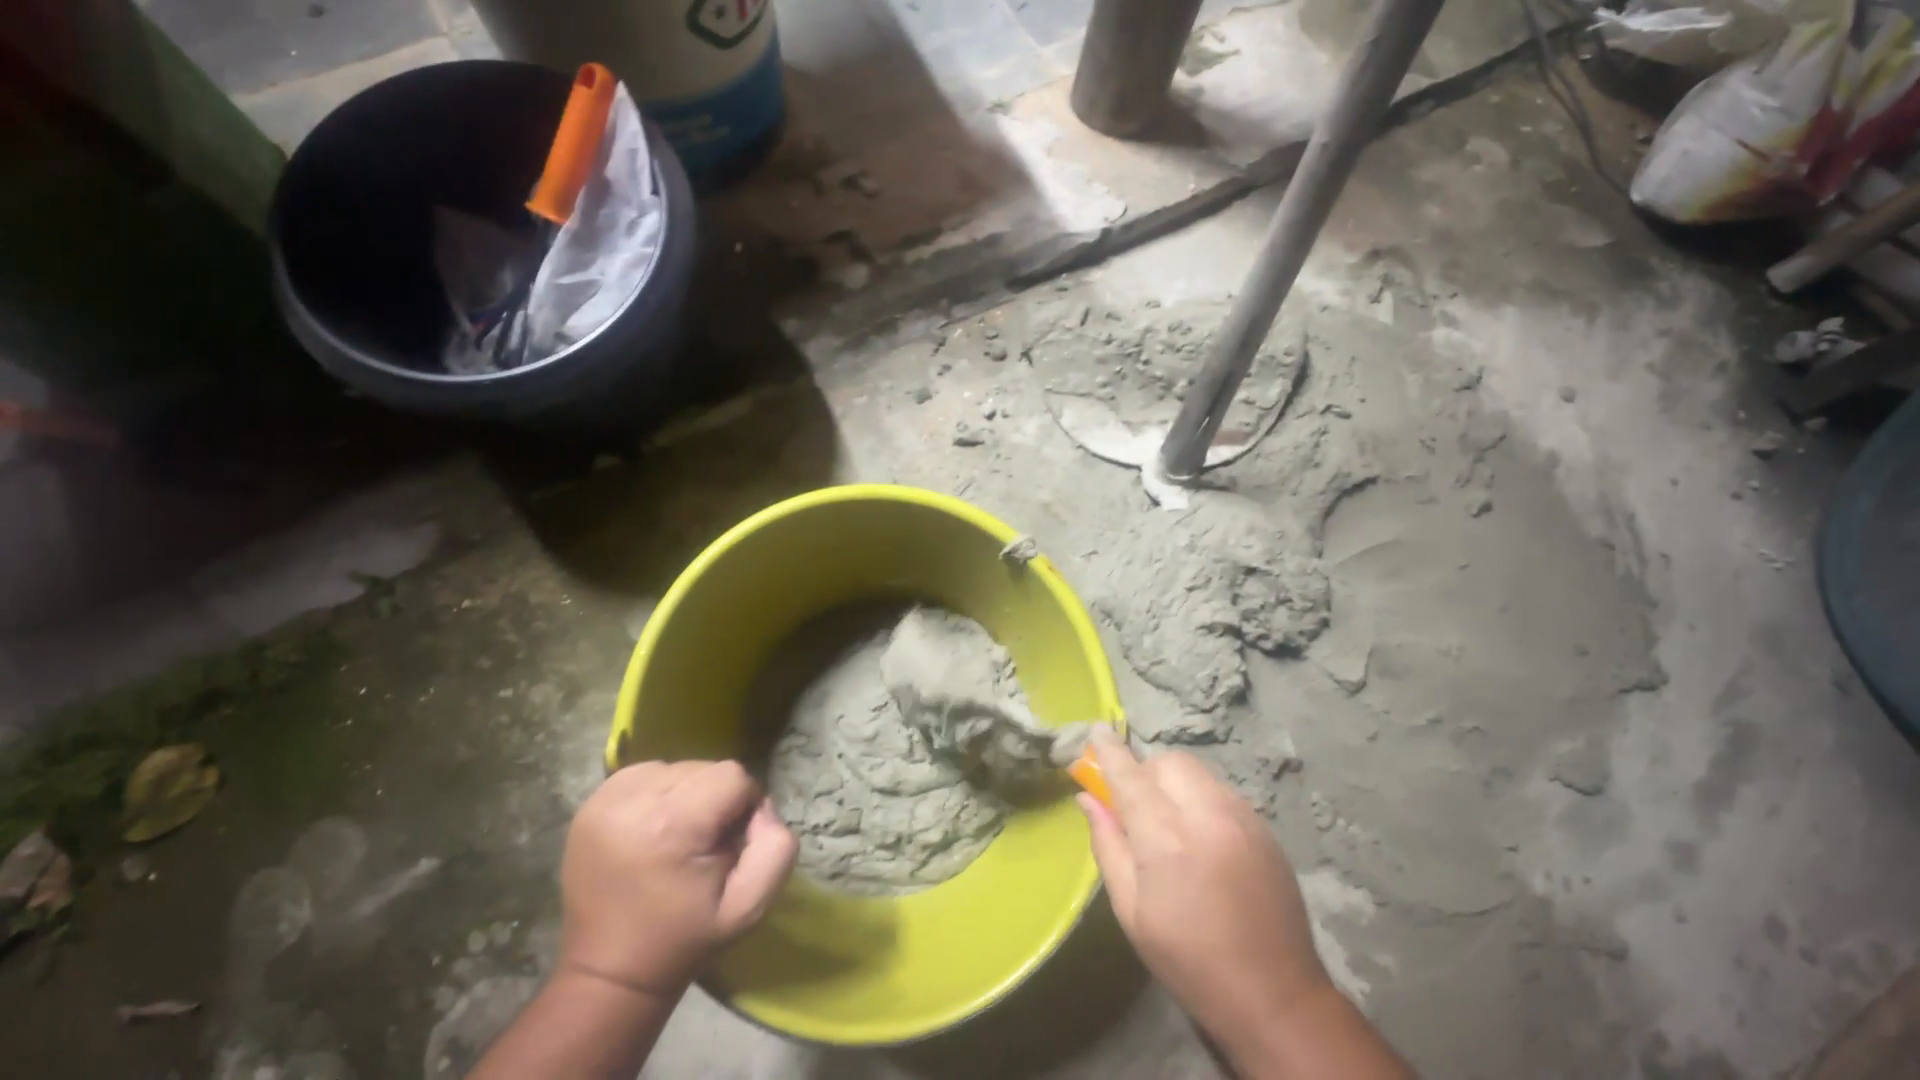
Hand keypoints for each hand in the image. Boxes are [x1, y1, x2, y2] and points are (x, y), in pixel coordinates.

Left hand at [559, 760, 796, 996]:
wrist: (610, 971)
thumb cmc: (684, 938)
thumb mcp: (750, 905)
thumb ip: (776, 847)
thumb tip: (760, 807)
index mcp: (671, 824)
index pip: (732, 775)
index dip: (744, 807)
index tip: (729, 846)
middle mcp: (632, 800)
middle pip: (702, 767)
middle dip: (714, 800)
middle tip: (703, 847)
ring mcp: (603, 801)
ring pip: (673, 767)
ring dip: (685, 794)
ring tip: (676, 838)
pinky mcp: (587, 805)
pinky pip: (641, 776)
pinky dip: (656, 794)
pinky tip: (653, 829)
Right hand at [1079, 728, 1331, 1041]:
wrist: (1275, 995)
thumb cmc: (1189, 961)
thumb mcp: (1132, 912)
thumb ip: (1109, 846)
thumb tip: (1088, 799)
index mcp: (1168, 840)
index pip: (1131, 776)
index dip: (1109, 752)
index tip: (1095, 731)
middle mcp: (1209, 816)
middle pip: (1170, 763)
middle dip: (1146, 773)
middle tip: (1136, 810)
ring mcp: (1244, 819)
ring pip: (1199, 774)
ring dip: (1175, 786)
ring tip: (1171, 829)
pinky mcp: (1266, 830)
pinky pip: (1224, 794)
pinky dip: (1202, 801)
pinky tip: (1202, 842)